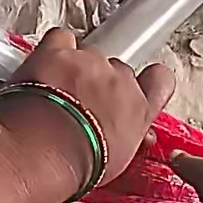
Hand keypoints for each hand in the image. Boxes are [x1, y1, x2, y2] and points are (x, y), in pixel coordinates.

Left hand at [0, 28, 173, 202]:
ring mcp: (89, 63)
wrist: (43, 152)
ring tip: (52, 91)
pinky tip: (43, 67)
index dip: (144, 82)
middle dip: (98, 81)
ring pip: (85, 54)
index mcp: (139, 108)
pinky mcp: (58, 53)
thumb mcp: (116, 160)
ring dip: (71, 68)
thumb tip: (128, 135)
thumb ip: (127, 137)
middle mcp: (119, 80)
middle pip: (114, 68)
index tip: (130, 90)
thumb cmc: (78, 164)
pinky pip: (60, 39)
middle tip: (77, 101)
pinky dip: (52, 50)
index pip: (159, 80)